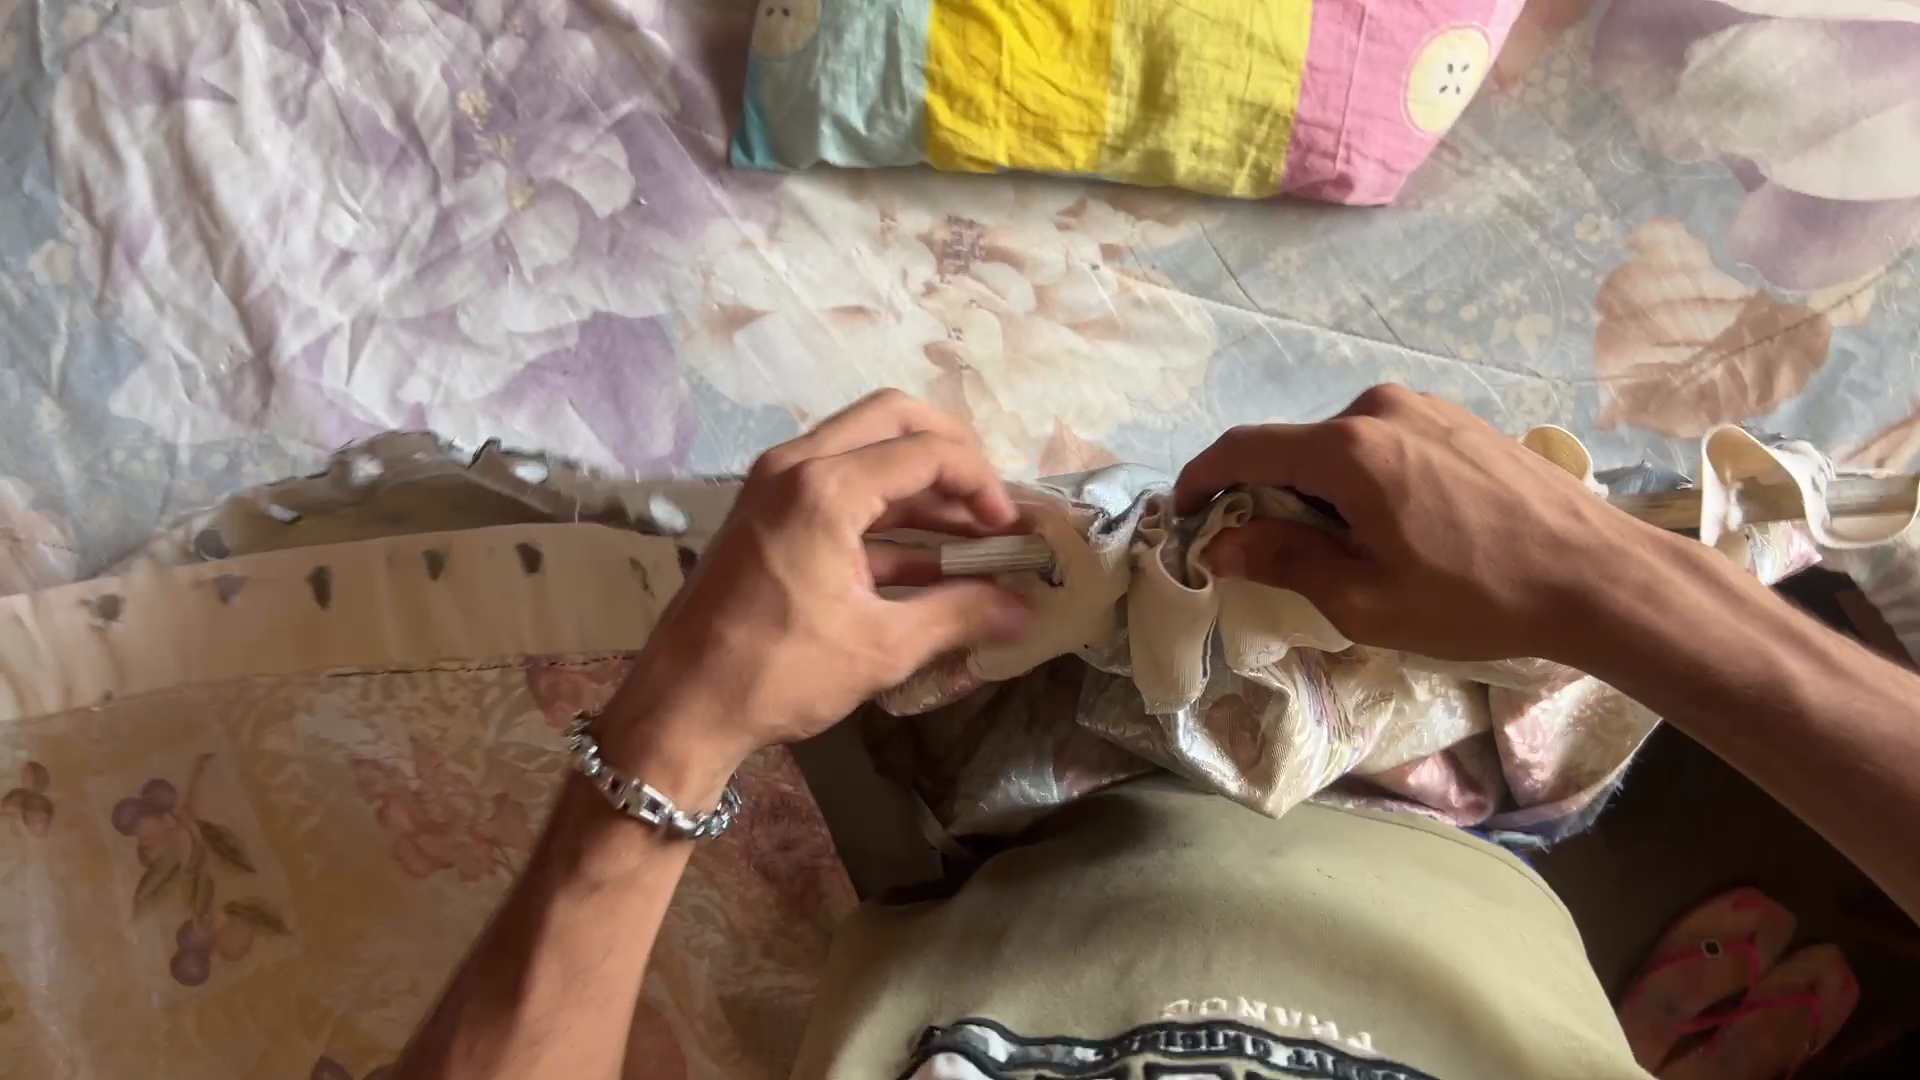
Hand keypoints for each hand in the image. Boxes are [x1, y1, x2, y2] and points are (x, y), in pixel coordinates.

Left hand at [598, 391, 1030, 785]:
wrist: (682, 707)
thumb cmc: (778, 674)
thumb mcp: (881, 646)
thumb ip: (959, 615)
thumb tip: (1022, 610)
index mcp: (825, 487)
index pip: (928, 451)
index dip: (982, 483)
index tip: (1008, 529)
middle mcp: (797, 464)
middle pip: (893, 418)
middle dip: (952, 452)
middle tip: (987, 500)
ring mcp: (777, 482)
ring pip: (866, 446)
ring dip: (921, 482)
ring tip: (969, 532)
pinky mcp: (769, 509)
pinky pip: (841, 483)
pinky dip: (887, 508)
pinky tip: (926, 557)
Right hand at [1175, 384, 1677, 660]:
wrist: (1604, 577)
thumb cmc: (1475, 596)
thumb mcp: (1362, 597)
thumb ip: (1280, 560)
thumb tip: (1220, 545)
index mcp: (1348, 449)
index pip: (1241, 449)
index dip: (1200, 479)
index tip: (1183, 512)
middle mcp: (1377, 407)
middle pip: (1287, 446)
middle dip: (1262, 494)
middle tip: (1270, 548)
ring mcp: (1420, 405)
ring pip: (1331, 444)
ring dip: (1312, 487)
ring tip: (1342, 542)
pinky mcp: (1452, 416)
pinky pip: (1374, 440)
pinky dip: (1354, 476)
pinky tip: (1389, 520)